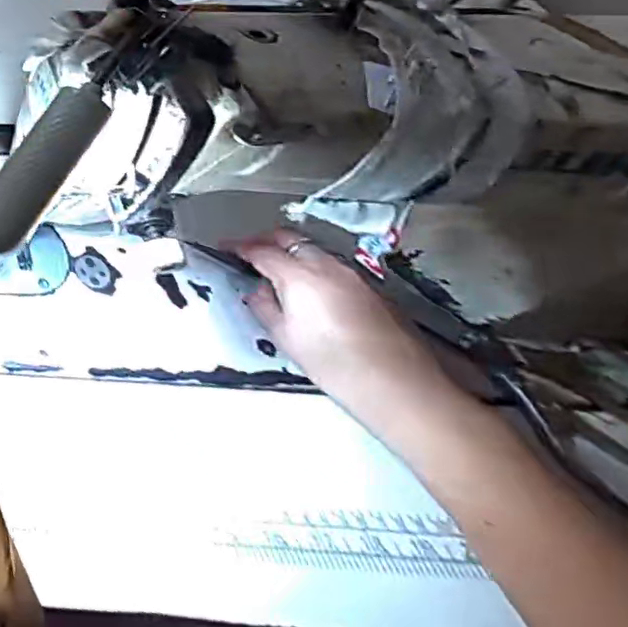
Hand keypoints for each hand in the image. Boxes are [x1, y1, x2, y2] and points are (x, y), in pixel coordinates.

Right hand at [232, 229, 455, 409]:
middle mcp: (329, 268)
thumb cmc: (333, 363)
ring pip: (315, 251)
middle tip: (248, 252)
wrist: (402, 387)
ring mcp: (357, 277)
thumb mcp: (283, 335)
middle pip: (291, 239)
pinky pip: (336, 268)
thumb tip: (259, 290)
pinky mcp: (375, 291)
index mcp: (300, 276)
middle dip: (265, 241)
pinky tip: (311, 290)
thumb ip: (263, 304)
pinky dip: (316, 268)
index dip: (238, 247)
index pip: (261, 250)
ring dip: (292, 253)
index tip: (225, 249)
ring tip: (278, 270)